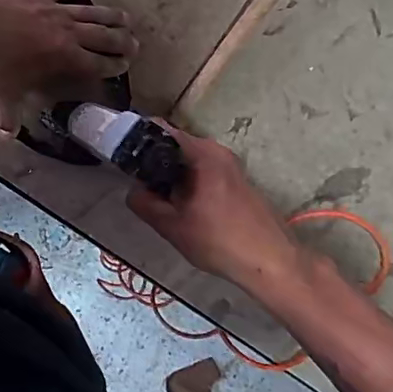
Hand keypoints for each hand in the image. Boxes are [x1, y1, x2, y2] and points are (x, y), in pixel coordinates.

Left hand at [0, 0, 138, 135]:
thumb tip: (7, 134)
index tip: (125, 65)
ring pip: (91, 11)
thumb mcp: (2, 94)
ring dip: (110, 14)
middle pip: (103, 36)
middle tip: (135, 43)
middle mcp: (67, 33)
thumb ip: (8, 115)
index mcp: (64, 58)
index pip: (97, 64)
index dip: (114, 65)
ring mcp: (54, 9)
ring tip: (125, 17)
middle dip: (121, 40)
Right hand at [127, 121, 304, 291]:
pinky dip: (187, 183)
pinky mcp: (236, 180)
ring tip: (159, 201)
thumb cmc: (220, 241)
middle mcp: (217, 151)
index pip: (159, 129)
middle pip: (172, 145)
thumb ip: (144, 203)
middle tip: (139, 186)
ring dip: (170, 176)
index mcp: (201, 153)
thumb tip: (134, 190)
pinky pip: (202, 172)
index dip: (136, 140)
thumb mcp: (172, 226)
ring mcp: (229, 165)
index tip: (122, 158)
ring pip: (187, 161)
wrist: (270, 262)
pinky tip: (183, 209)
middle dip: (152, 162)